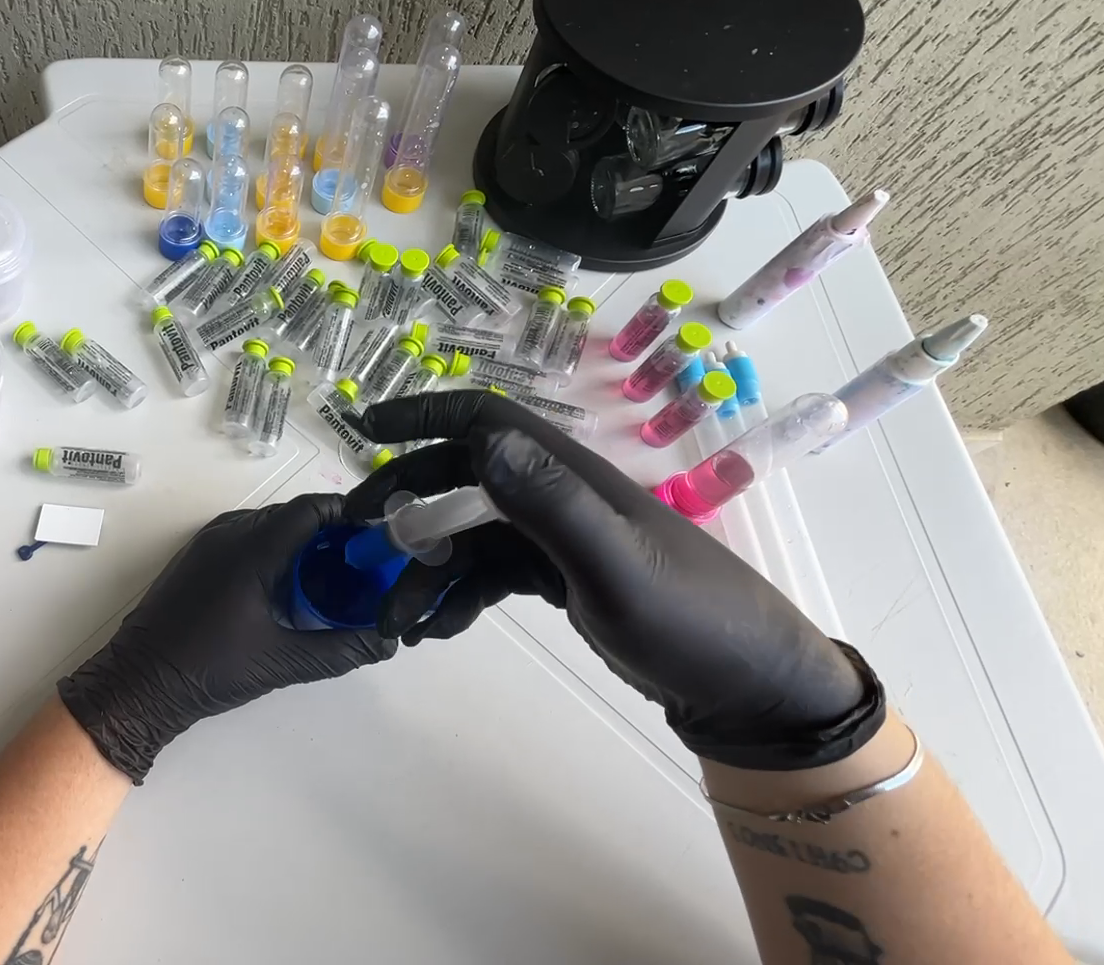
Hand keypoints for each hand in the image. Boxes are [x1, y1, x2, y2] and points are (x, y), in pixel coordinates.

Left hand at [59, 493, 395, 782]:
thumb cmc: (209, 669)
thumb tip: (384, 643)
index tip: (375, 536)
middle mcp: (228, 533)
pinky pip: (244, 537)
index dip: (347, 515)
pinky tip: (287, 582)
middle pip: (291, 514)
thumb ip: (339, 649)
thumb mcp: (282, 662)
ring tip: (330, 573)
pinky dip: (272, 548)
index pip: (309, 509)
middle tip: (360, 561)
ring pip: (266, 525)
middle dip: (329, 532)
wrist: (139, 681)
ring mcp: (207, 542)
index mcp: (251, 549)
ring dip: (299, 540)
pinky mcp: (195, 556)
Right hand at [347, 391, 882, 770]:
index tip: (365, 427)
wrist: (747, 688)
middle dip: (403, 500)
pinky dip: (456, 596)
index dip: (422, 414)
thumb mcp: (616, 566)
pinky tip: (438, 629)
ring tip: (398, 621)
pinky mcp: (556, 574)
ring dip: (425, 571)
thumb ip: (550, 502)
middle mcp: (554, 495)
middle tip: (356, 531)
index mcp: (566, 475)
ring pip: (467, 536)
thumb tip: (484, 440)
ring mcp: (554, 536)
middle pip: (459, 476)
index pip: (484, 421)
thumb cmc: (689, 621)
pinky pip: (487, 574)